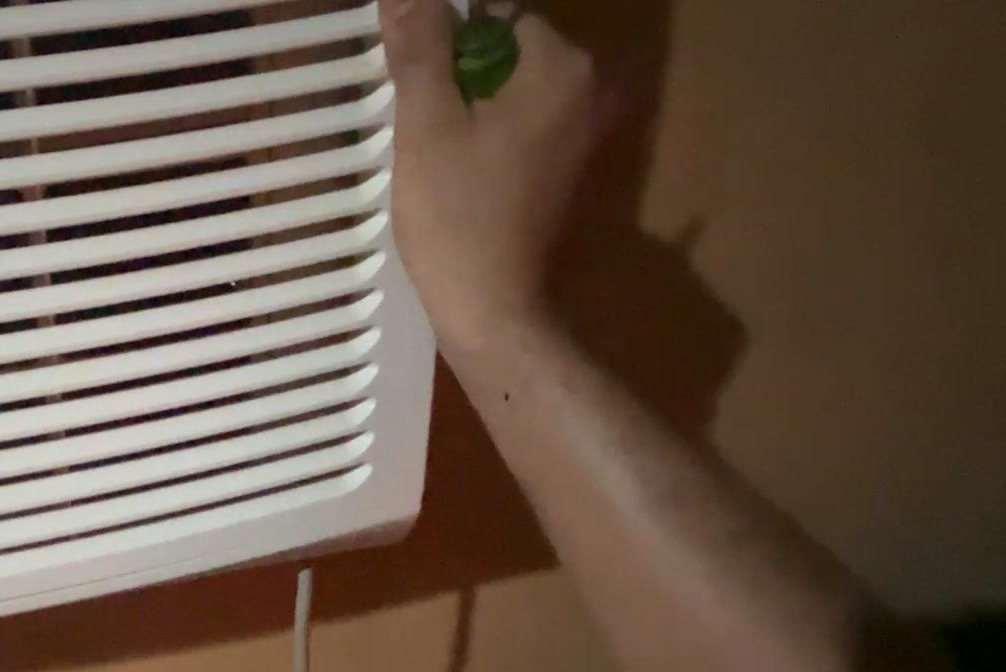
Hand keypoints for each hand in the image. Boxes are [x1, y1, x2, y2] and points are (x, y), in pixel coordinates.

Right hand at [379, 0, 605, 351]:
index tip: (417, 94)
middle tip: (422, 133)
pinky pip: (521, 129)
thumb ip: (420, 49)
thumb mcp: (426, 129)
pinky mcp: (566, 169)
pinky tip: (459, 178)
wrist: (489, 308)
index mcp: (560, 66)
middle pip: (507, 53)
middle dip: (457, 81)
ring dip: (468, 112)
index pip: (495, 15)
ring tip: (435, 159)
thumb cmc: (454, 219)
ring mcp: (581, 133)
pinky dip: (487, 140)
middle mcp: (588, 89)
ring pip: (511, 94)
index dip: (445, 47)